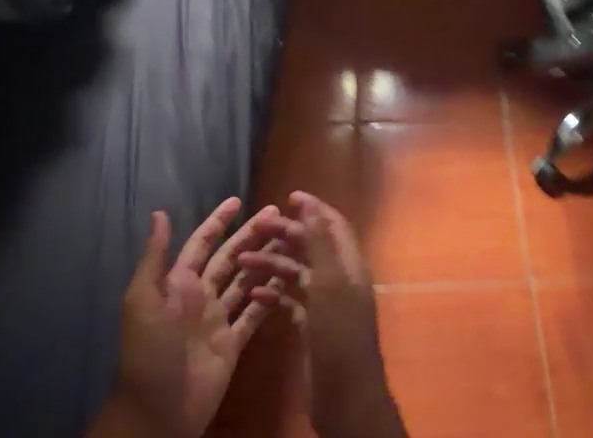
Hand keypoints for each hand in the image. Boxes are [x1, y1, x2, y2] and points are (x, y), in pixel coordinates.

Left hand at [101, 197, 298, 437]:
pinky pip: (253, 314)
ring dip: (265, 261)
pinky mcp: (232, 344)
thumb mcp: (144, 300)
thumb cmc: (149, 351)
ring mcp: (217, 320)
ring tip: (290, 242)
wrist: (156, 410)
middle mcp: (201, 296)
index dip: (218, 221)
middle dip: (251, 235)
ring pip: (245, 281)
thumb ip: (155, 257)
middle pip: (230, 258)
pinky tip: (288, 281)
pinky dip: (269, 297)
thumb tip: (160, 212)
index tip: (238, 201)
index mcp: (179, 283)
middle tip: (279, 215)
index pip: (202, 242)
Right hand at [238, 192, 407, 437]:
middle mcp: (340, 280)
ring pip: (299, 274)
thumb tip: (310, 204)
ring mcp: (327, 305)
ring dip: (275, 264)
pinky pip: (292, 302)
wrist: (346, 394)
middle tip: (257, 228)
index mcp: (348, 265)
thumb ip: (321, 242)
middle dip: (287, 235)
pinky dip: (275, 294)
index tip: (286, 198)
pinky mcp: (314, 328)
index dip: (313, 209)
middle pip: (313, 247)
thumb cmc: (339, 334)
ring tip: (244, 260)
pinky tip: (254, 292)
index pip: (332, 225)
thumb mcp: (330, 283)